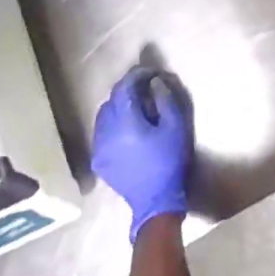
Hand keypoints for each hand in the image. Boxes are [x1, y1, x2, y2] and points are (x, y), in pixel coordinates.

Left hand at [93, 66, 192, 242]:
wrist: (156, 202)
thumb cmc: (170, 162)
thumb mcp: (176, 127)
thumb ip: (165, 100)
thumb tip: (155, 82)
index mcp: (126, 122)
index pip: (125, 88)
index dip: (137, 75)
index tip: (152, 73)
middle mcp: (106, 131)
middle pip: (113, 99)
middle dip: (128, 89)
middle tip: (147, 87)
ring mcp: (98, 147)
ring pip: (104, 115)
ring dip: (119, 105)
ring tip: (137, 106)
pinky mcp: (98, 160)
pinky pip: (102, 132)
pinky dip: (113, 123)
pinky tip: (127, 128)